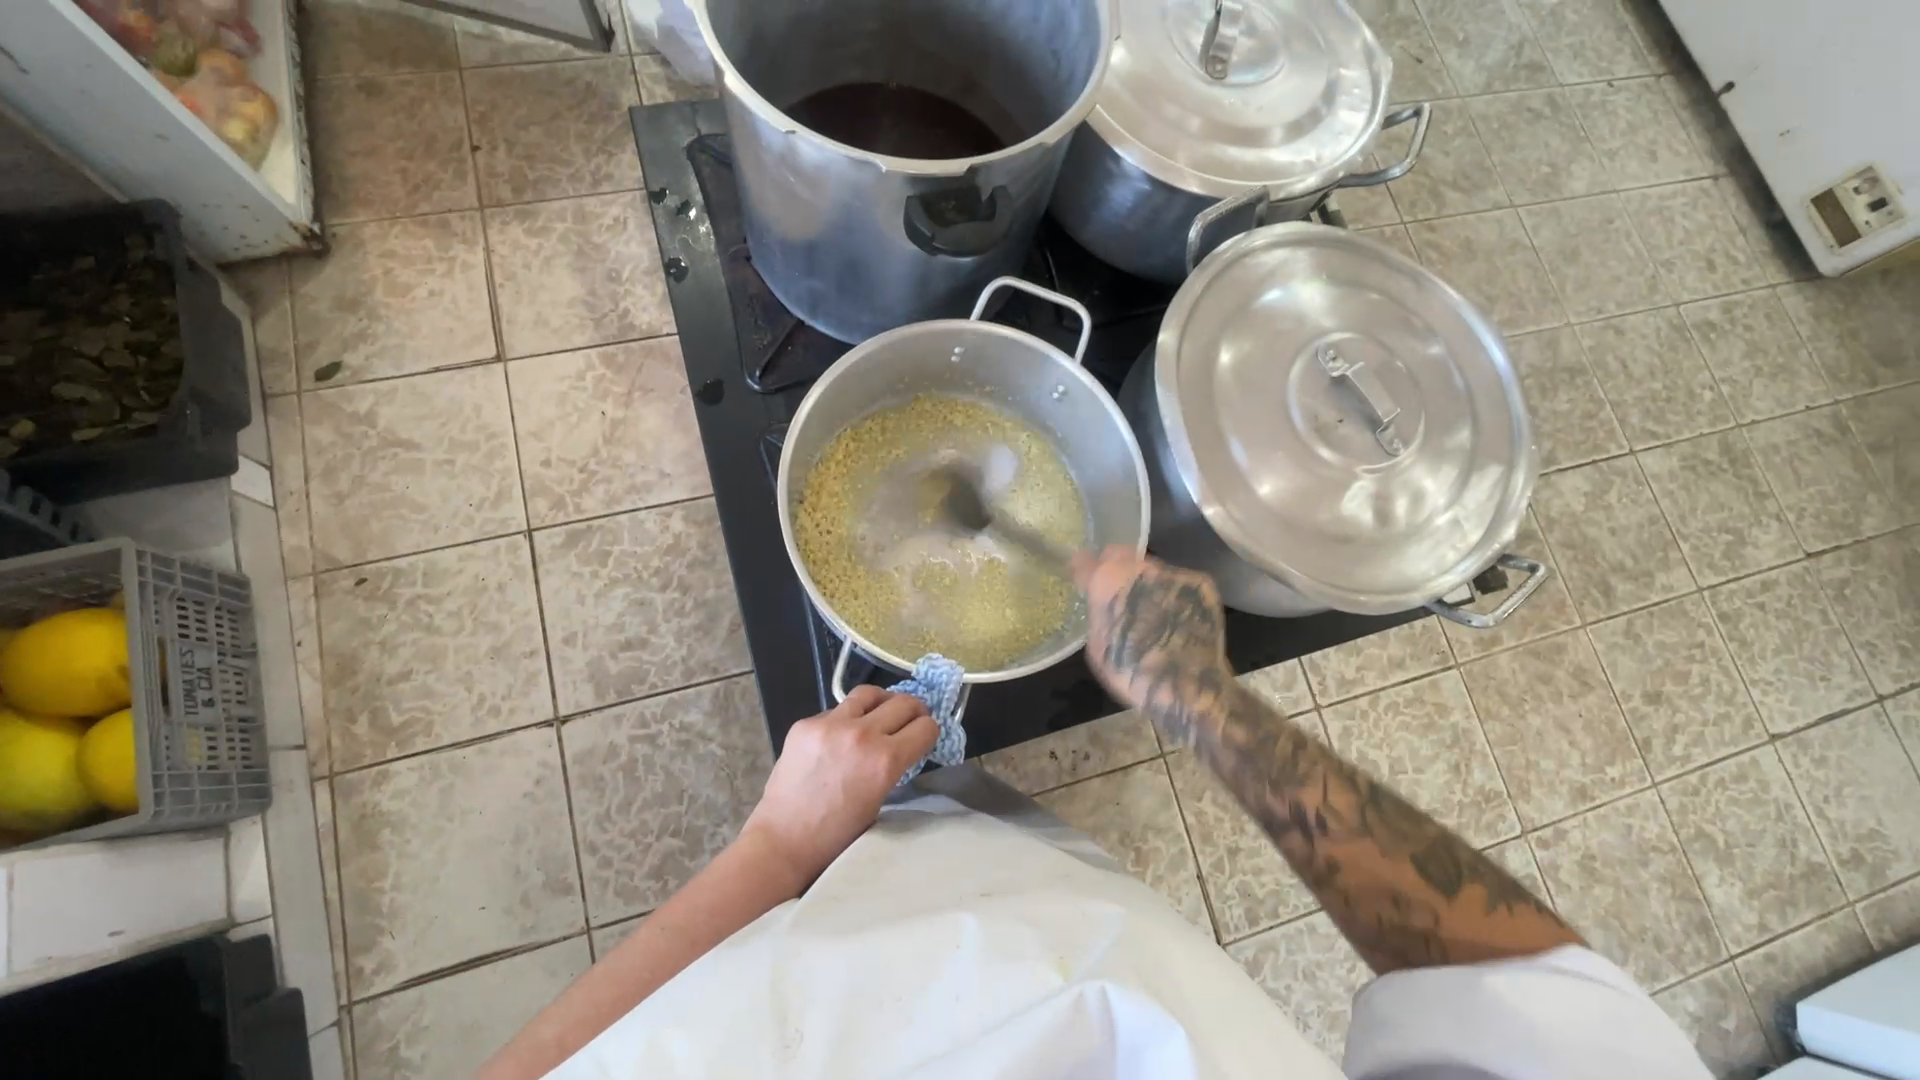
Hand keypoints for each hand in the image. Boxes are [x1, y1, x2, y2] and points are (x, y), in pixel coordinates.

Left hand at [738, 686, 937, 889]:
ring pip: (869, 694)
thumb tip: (902, 745)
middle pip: (903, 702)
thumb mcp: (880, 801)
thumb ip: (893, 767)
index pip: (926, 727)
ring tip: (879, 714)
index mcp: (885, 760)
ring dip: (882, 702)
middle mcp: (861, 734)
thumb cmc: (837, 836)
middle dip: (914, 712)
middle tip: (911, 720)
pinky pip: (836, 710)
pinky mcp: (805, 724)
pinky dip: (846, 718)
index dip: (929, 732)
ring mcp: (830, 725)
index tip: (925, 736)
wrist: (784, 841)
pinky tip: (841, 736)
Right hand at [1074, 547, 1232, 741]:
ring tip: (1151, 609)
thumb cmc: (1132, 673)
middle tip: (1118, 593)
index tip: (1082, 576)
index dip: (1082, 569)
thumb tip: (1102, 605)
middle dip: (1116, 570)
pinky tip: (1177, 618)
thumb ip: (1098, 614)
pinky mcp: (1201, 583)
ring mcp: (1173, 573)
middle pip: (1121, 557)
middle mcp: (1139, 568)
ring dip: (1146, 583)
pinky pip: (1178, 582)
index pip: (1085, 561)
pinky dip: (1173, 594)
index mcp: (1106, 582)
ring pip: (1152, 569)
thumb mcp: (1098, 646)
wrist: (1188, 685)